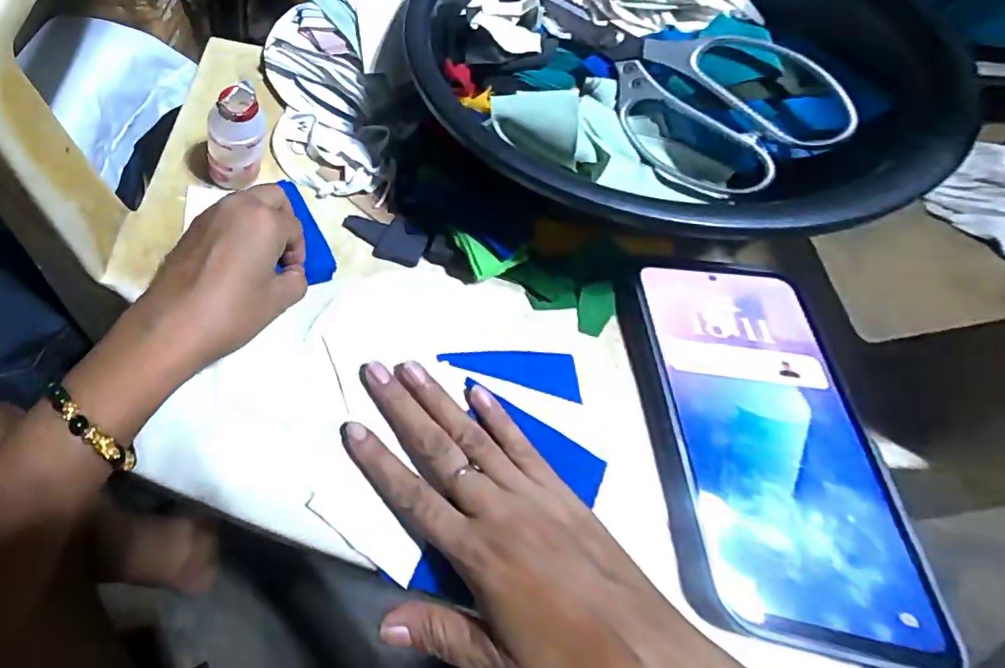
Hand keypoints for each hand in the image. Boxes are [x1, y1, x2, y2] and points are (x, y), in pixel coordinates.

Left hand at [132, 183, 308, 373]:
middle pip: (274, 197)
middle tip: (279, 252)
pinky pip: (226, 216)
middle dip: (283, 220)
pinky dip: (237, 227)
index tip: (289, 274)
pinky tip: (230, 260)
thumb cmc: (231, 312)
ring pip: (247, 202)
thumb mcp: (277, 301)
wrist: (170, 325)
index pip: (295, 227)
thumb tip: (291, 271)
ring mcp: (212, 212)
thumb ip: (296, 279)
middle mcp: (239, 205)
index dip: (298, 252)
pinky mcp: (193, 225)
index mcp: (265, 219)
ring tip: (255, 256)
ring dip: (260, 220)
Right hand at [343, 361, 730, 667]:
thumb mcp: (502, 665)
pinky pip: (523, 444)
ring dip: (439, 399)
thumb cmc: (569, 663)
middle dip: (401, 408)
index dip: (379, 463)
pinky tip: (476, 389)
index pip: (415, 499)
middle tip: (375, 369)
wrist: (651, 656)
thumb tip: (383, 622)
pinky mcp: (561, 490)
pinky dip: (498, 414)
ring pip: (474, 436)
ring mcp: (531, 493)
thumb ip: (444, 634)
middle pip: (439, 450)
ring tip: (412, 366)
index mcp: (478, 555)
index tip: (352, 426)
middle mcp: (498, 510)